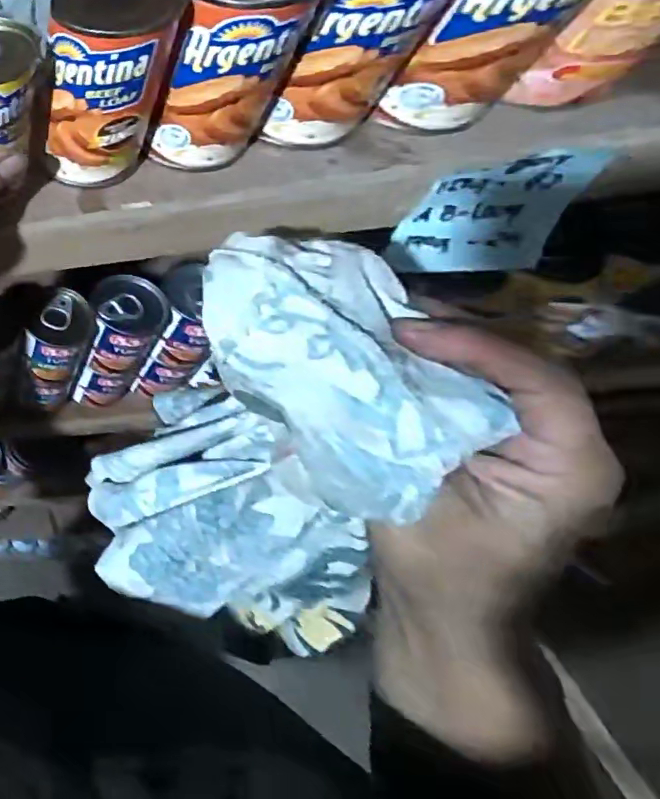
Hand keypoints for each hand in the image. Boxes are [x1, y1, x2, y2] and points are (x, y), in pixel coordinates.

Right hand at [374, 319, 622, 629]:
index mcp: (570, 465)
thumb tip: (349, 377)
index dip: (476, 347)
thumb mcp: (416, 498)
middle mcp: (561, 444)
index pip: (541, 383)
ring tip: (381, 323)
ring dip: (439, 345)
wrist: (448, 608)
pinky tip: (387, 353)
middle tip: (385, 312)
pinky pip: (469, 391)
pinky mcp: (490, 442)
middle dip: (456, 334)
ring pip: (494, 374)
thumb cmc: (440, 562)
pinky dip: (428, 366)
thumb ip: (395, 435)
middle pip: (520, 368)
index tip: (404, 331)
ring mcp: (527, 442)